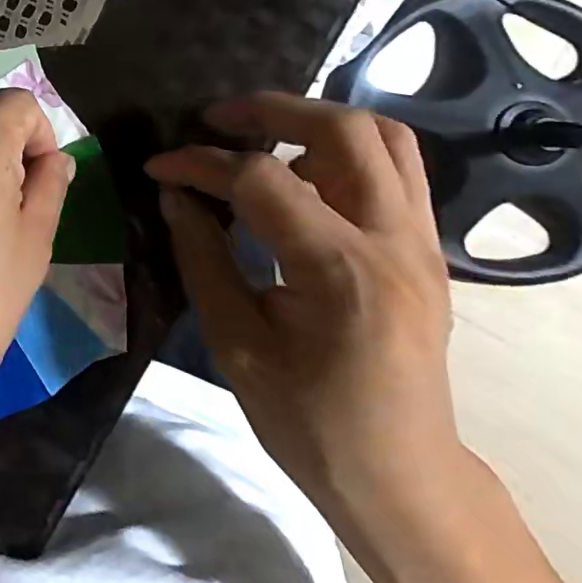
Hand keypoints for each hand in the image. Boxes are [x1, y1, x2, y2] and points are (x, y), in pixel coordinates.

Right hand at [145, 92, 458, 519]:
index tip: (157, 168)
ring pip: (385, 139)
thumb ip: (202, 255)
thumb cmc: (306, 415)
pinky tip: (297, 172)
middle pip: (346, 130)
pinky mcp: (424, 249)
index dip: (199, 163)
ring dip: (315, 122)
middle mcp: (395, 241)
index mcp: (341, 270)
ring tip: (257, 135)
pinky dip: (342, 150)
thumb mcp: (233, 338)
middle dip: (271, 109)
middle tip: (214, 120)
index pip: (262, 178)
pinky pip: (395, 169)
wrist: (398, 472)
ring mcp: (422, 243)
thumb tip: (174, 195)